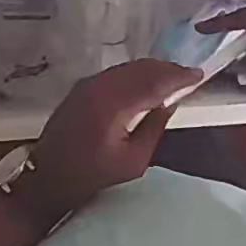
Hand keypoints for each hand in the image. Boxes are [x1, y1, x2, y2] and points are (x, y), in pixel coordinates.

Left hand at [14, 59, 201, 227]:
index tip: (198, 75)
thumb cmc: (92, 177)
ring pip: (128, 67)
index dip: (178, 76)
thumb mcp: (133, 161)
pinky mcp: (81, 87)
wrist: (46, 178)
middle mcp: (99, 87)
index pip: (153, 82)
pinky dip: (136, 73)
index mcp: (112, 105)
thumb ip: (154, 127)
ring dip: (152, 69)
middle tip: (189, 75)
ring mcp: (87, 84)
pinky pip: (116, 72)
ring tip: (173, 77)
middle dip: (167, 68)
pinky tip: (147, 82)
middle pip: (141, 68)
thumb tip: (171, 103)